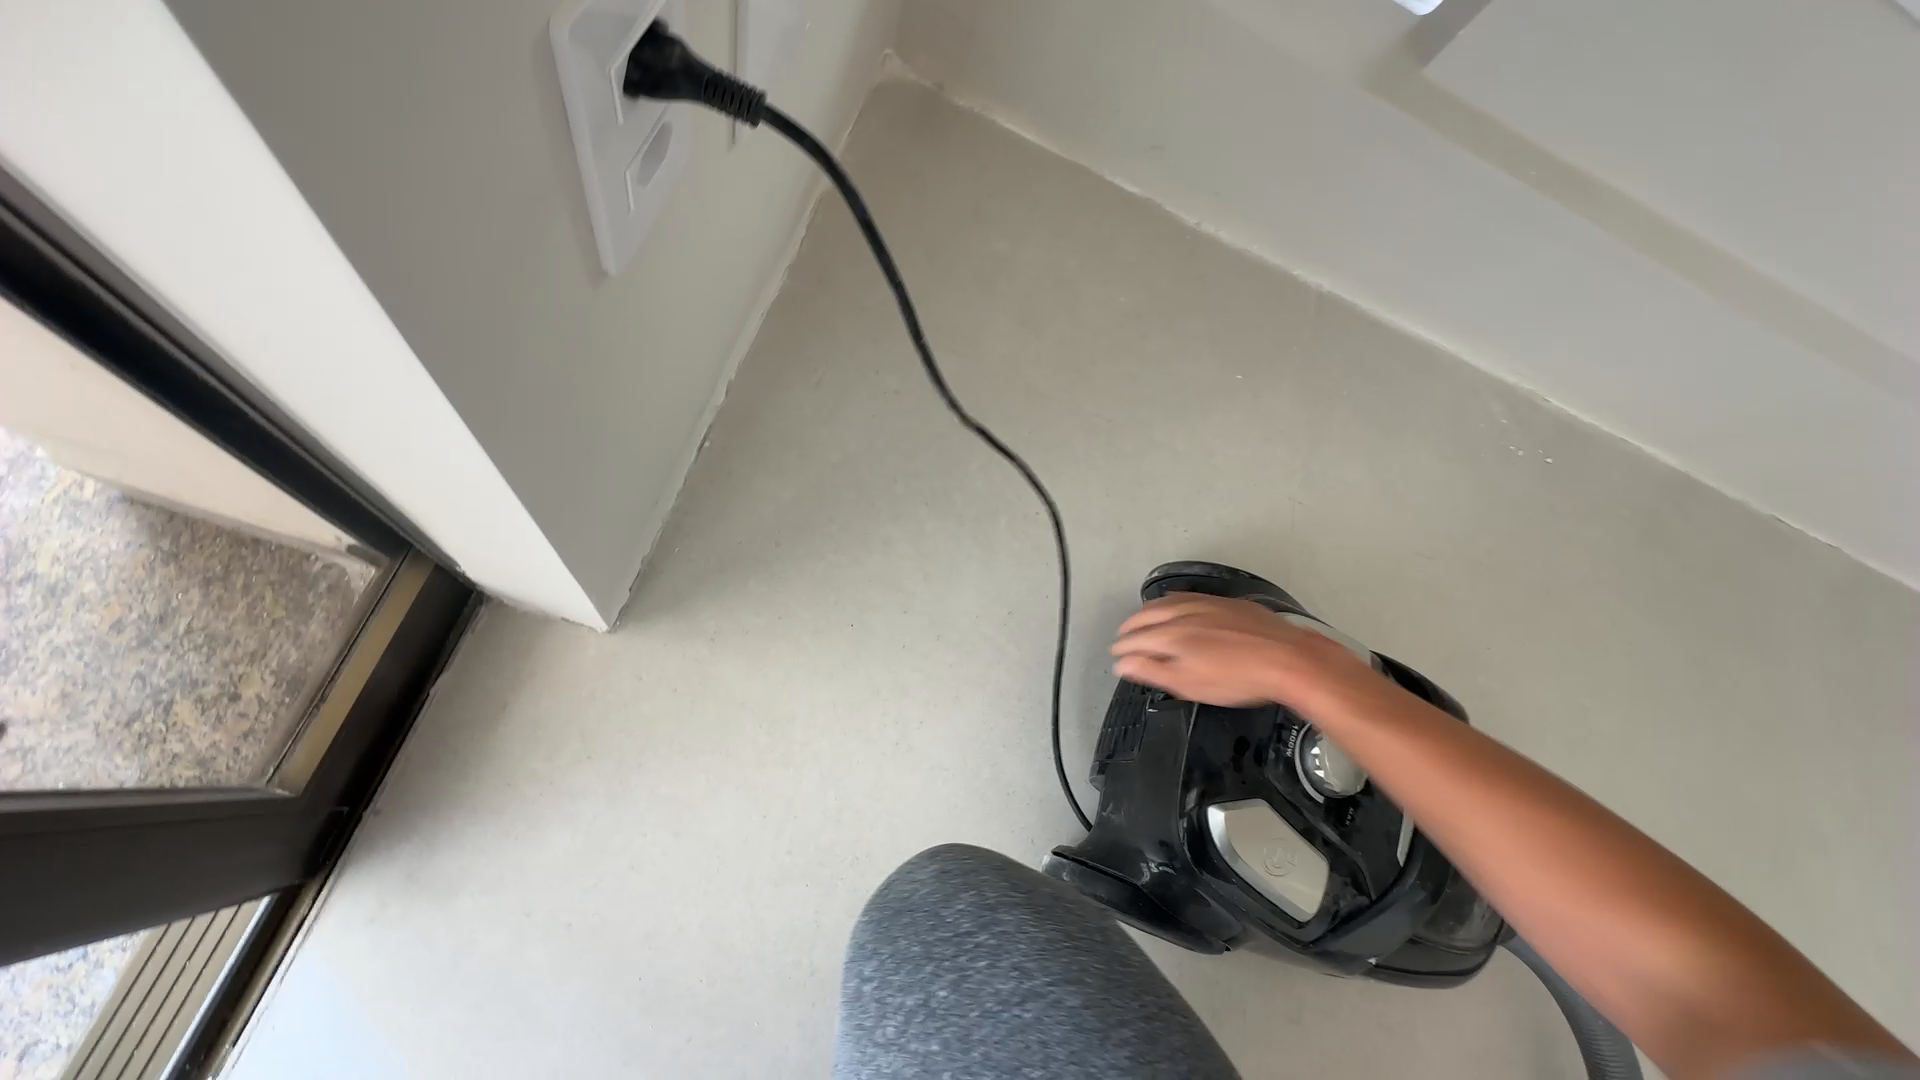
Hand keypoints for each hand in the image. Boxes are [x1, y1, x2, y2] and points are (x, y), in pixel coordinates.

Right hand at [1109, 593, 1380, 710]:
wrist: (1287, 659)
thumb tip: (1121, 663)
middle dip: (1131, 627)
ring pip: (1166, 602)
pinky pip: (1187, 596)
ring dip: (1148, 611)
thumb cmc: (1237, 679)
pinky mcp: (1225, 602)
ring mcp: (1205, 604)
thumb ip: (1152, 671)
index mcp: (1170, 635)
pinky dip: (1171, 601)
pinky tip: (1175, 605)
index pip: (1135, 639)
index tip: (1116, 655)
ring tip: (1141, 618)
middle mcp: (1183, 613)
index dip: (1122, 648)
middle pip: (1146, 616)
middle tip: (1122, 637)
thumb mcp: (1189, 684)